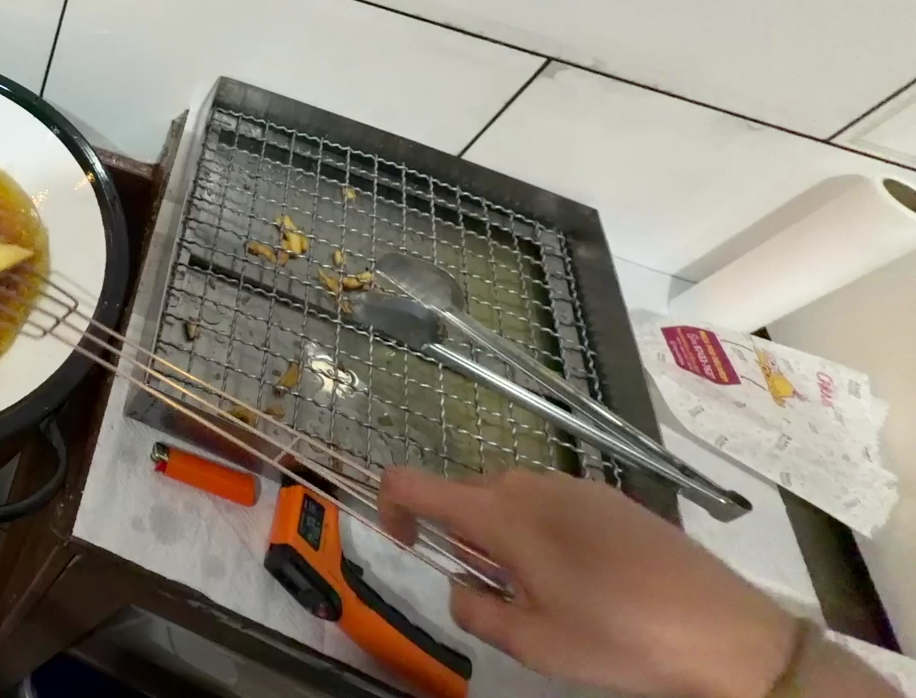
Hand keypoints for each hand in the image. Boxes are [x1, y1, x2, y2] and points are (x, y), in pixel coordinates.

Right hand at [379, 467, 795, 697]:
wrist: (739, 639)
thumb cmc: (623, 639)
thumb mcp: (536, 646)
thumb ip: (474, 612)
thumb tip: (460, 588)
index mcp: (495, 514)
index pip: (407, 481)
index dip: (388, 504)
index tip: (407, 542)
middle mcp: (522, 483)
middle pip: (460, 492)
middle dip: (459, 533)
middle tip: (495, 587)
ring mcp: (568, 483)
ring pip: (505, 497)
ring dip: (503, 531)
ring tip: (546, 585)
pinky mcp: (607, 494)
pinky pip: (549, 500)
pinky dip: (544, 528)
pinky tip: (589, 573)